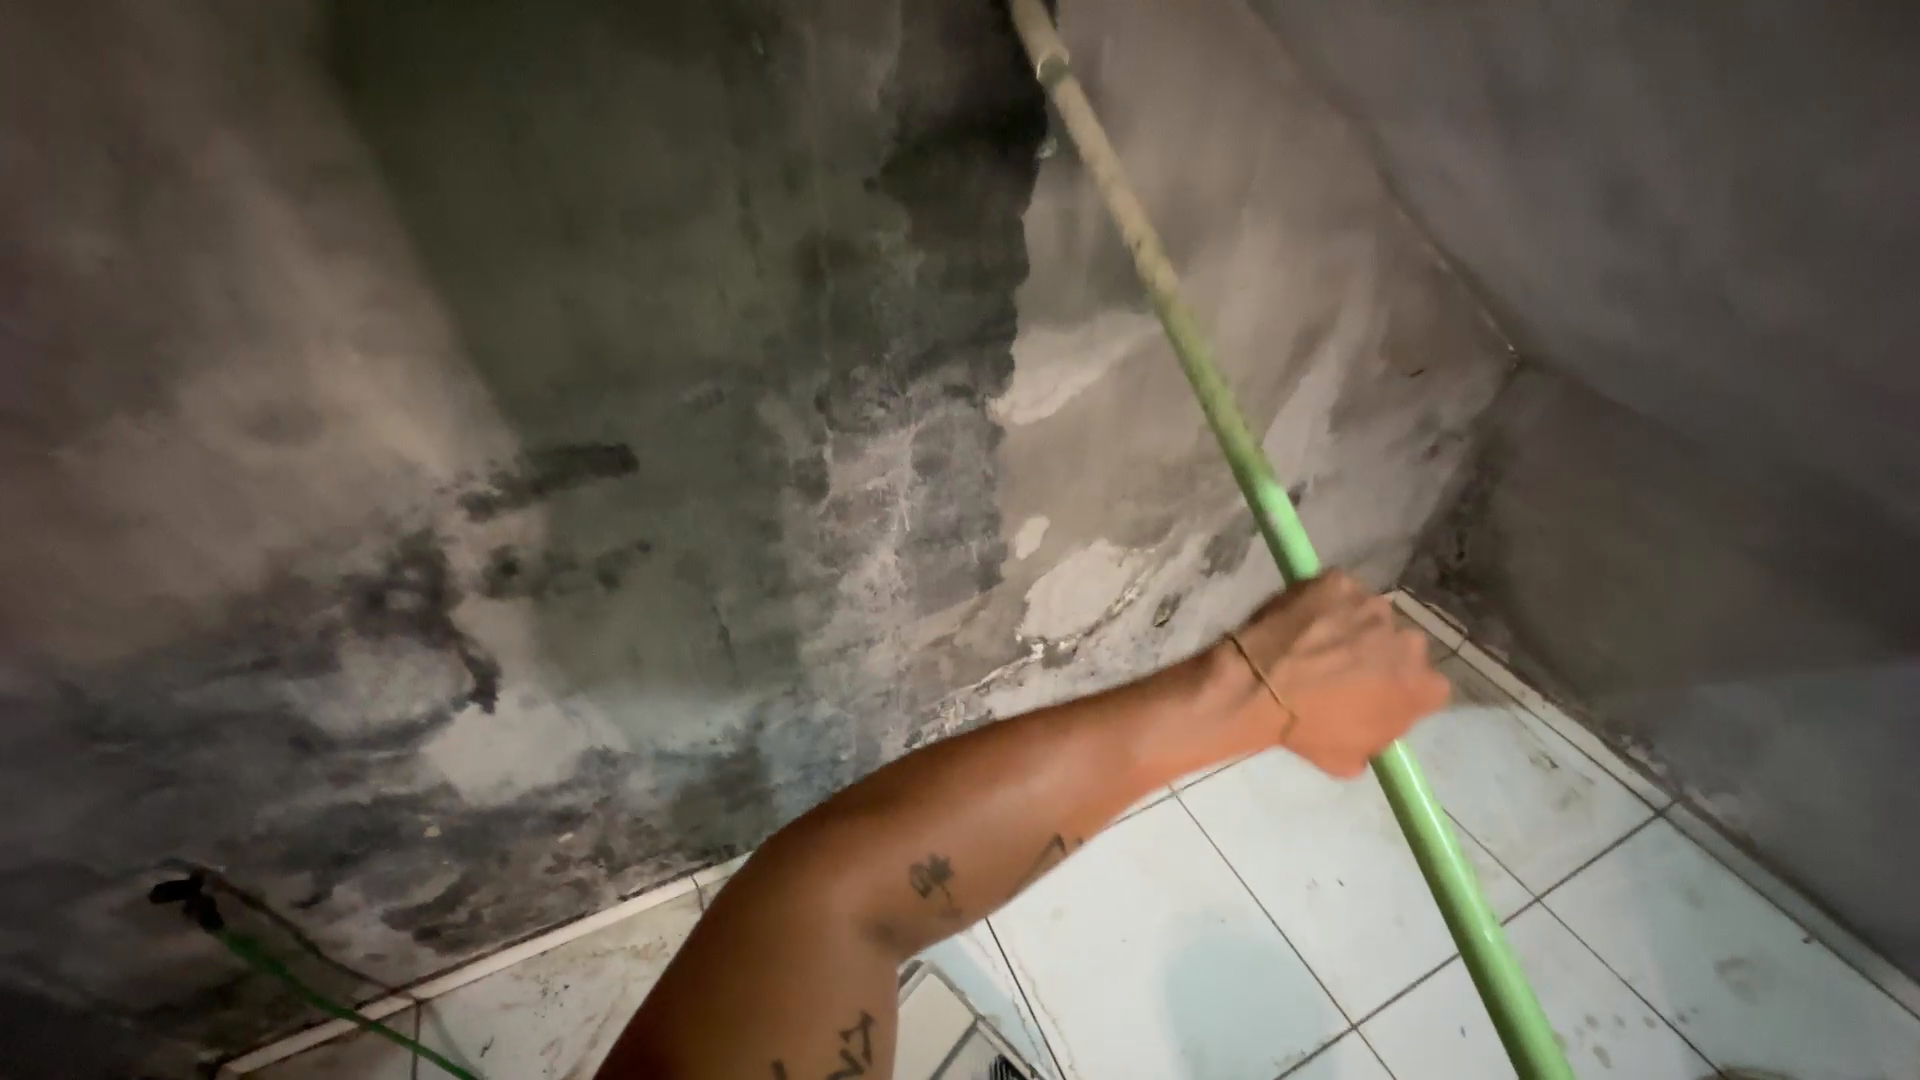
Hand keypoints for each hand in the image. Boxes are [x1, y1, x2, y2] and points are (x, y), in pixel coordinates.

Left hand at [1223, 571, 1448, 777]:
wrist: (1256, 685)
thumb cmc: (1305, 728)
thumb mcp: (1351, 758)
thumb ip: (1380, 737)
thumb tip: (1376, 723)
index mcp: (1424, 685)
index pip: (1427, 685)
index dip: (1398, 689)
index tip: (1373, 693)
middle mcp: (1409, 639)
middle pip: (1399, 645)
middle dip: (1377, 653)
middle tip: (1341, 664)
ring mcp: (1372, 605)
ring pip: (1369, 614)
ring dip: (1351, 625)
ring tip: (1317, 639)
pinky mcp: (1338, 581)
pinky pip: (1336, 590)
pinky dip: (1324, 601)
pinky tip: (1302, 617)